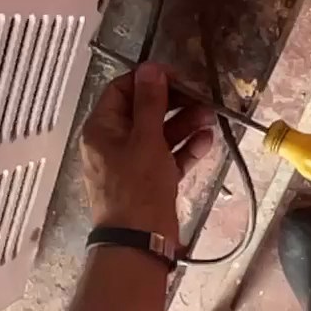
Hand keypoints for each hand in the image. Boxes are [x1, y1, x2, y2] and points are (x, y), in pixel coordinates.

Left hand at [80, 63, 214, 241]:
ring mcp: (132, 163)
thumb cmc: (137, 189)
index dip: (148, 80)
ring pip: (159, 135)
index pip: (121, 90)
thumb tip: (150, 69)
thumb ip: (150, 103)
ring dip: (184, 124)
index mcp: (101, 129)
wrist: (140, 241)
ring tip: (209, 116)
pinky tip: (206, 140)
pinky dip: (185, 148)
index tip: (176, 76)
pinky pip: (168, 157)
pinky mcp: (150, 181)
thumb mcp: (145, 139)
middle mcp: (113, 143)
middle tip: (199, 96)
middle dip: (173, 103)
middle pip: (143, 112)